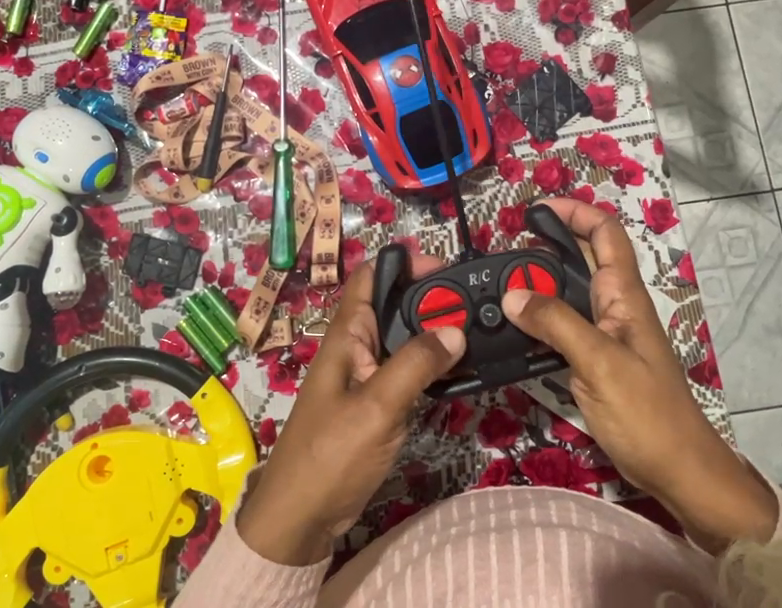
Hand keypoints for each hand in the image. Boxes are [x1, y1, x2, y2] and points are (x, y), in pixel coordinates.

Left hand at [236, 253, 465, 564]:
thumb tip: (456, 330)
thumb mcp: (376, 407)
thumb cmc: (330, 456)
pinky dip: (433, 367)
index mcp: (346, 335)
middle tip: (478, 302)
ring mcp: (367, 377)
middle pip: (395, 306)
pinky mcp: (377, 404)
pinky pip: (409, 373)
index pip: (371, 277)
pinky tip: (463, 371)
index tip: (447, 268)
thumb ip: (415, 365)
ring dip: (436, 334)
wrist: (301, 518)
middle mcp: (356, 347)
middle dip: (432, 298)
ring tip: (481, 331)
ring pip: (405, 340)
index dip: (404, 263)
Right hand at [504, 198, 777, 547]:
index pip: (606, 233)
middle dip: (546, 245)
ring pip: (570, 293)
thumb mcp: (598, 363)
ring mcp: (606, 335)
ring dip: (538, 283)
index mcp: (625, 296)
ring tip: (500, 285)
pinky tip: (514, 328)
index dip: (575, 212)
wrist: (679, 471)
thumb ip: (556, 324)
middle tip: (503, 252)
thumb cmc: (646, 413)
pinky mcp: (596, 361)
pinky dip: (539, 319)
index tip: (535, 210)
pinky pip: (564, 326)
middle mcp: (616, 307)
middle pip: (583, 258)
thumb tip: (513, 294)